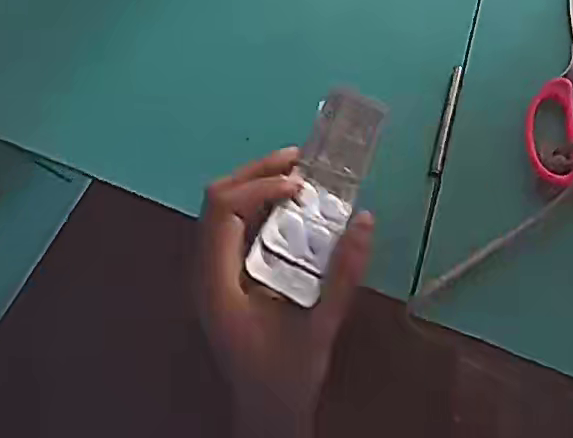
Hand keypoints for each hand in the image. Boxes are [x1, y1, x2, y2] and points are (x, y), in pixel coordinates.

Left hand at [196, 148, 373, 437]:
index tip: (299, 186)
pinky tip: (290, 199)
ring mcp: (213, 271)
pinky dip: (260, 200)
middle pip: (218, 200)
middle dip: (258, 172)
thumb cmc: (286, 377)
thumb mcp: (320, 328)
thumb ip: (343, 274)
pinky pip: (235, 221)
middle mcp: (206, 271)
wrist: (266, 415)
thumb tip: (366, 219)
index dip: (258, 187)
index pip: (223, 212)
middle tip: (301, 160)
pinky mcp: (227, 272)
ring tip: (299, 171)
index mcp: (217, 285)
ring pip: (223, 206)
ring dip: (258, 181)